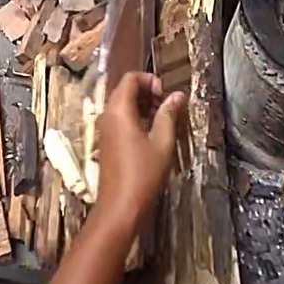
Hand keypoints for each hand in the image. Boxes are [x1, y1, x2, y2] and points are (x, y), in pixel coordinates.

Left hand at [95, 72, 185, 235]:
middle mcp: (107, 114)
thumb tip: (178, 95)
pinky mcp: (107, 141)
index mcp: (119, 110)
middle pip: (125, 89)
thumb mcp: (162, 142)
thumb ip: (169, 114)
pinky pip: (120, 118)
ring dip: (142, 105)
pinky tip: (152, 134)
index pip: (131, 78)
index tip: (166, 96)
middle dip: (147, 92)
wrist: (120, 205)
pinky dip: (135, 118)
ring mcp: (105, 128)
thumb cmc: (143, 173)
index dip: (150, 80)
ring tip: (163, 120)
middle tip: (167, 108)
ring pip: (122, 104)